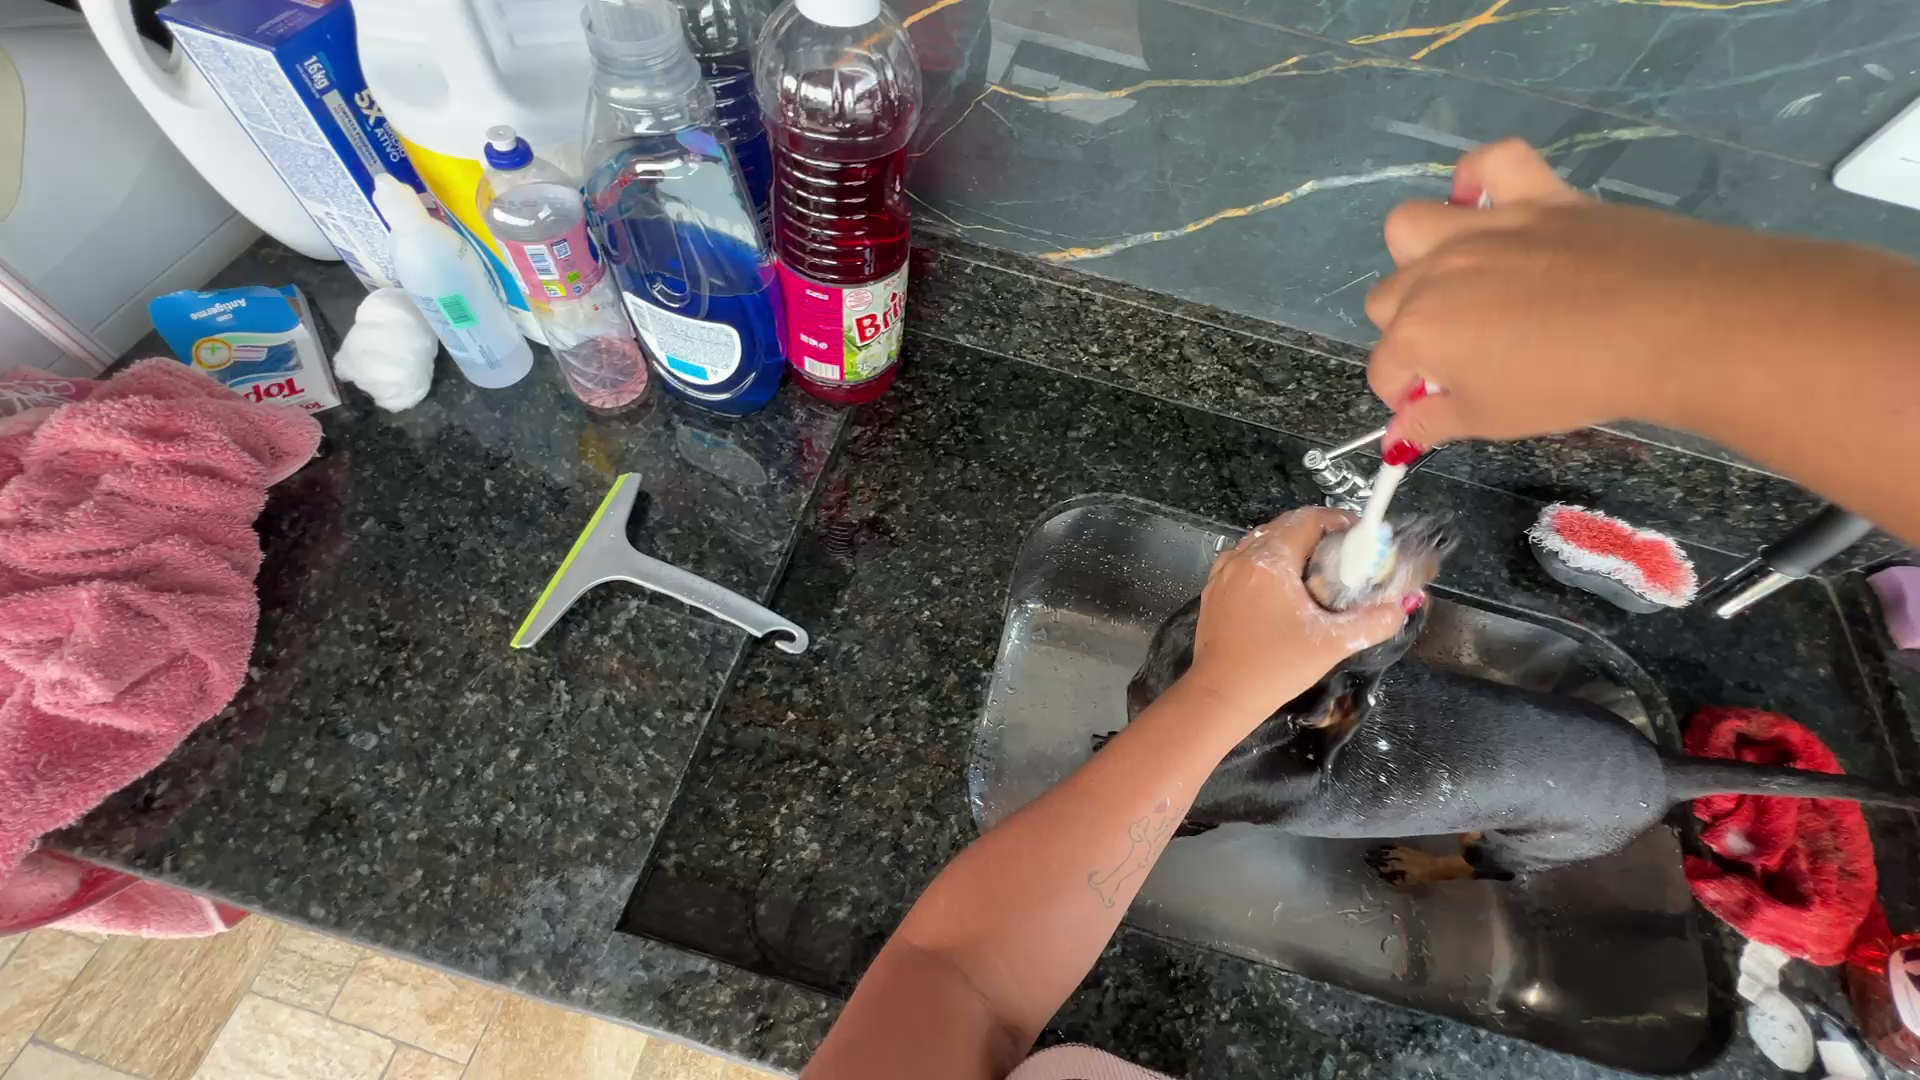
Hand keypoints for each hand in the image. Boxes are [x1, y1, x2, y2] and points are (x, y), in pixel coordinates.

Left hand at [1182, 507, 1405, 727]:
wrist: (1222, 693)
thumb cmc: (1275, 667)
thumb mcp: (1332, 644)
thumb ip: (1373, 623)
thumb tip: (1401, 608)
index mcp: (1268, 562)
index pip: (1306, 520)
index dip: (1337, 521)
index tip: (1361, 534)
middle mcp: (1241, 559)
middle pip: (1283, 527)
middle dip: (1317, 534)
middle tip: (1345, 555)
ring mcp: (1223, 573)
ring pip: (1262, 542)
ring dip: (1291, 547)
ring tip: (1318, 569)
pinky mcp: (1214, 590)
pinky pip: (1244, 561)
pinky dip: (1267, 563)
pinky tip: (1284, 587)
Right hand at [1365, 137, 1917, 449]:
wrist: (1684, 325)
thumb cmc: (1574, 382)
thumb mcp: (1490, 420)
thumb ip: (1431, 424)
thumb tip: (1397, 439)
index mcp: (1417, 332)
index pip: (1384, 371)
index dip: (1405, 396)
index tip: (1436, 406)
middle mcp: (1434, 275)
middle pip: (1384, 302)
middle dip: (1407, 332)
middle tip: (1456, 353)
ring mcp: (1485, 230)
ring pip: (1407, 227)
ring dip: (1416, 257)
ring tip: (1456, 281)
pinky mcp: (1540, 197)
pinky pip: (1493, 162)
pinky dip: (1478, 178)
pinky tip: (1484, 206)